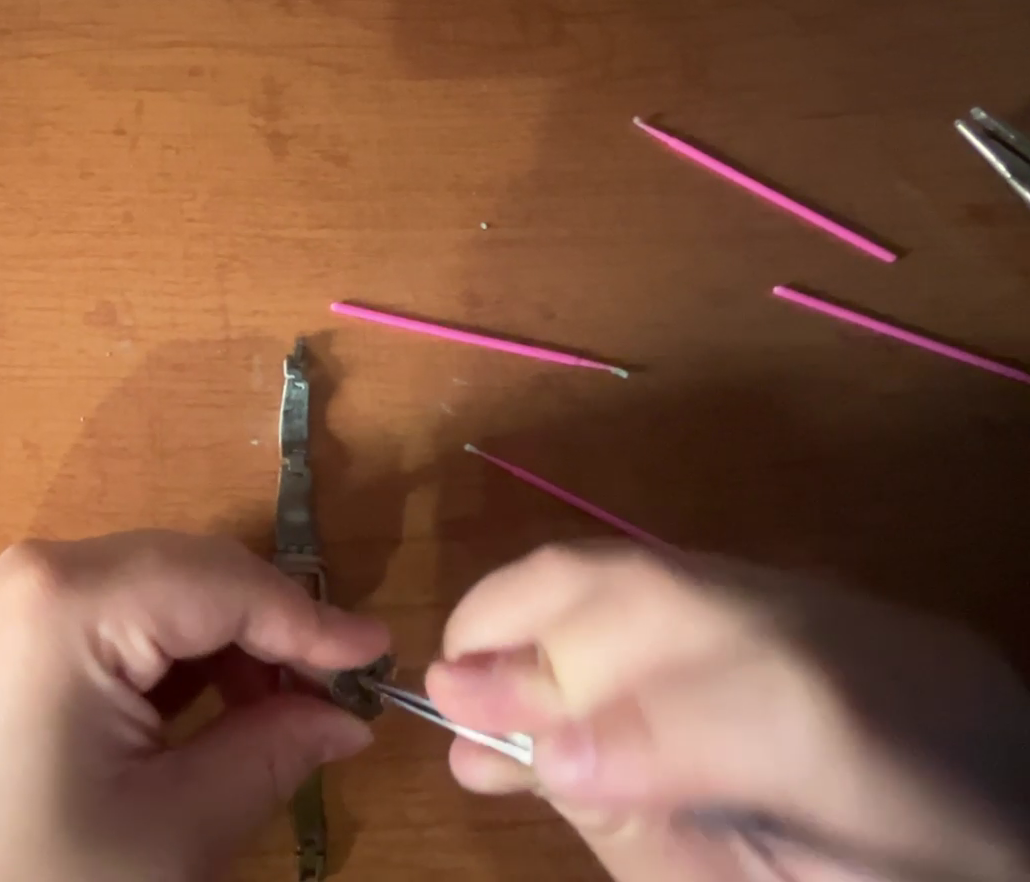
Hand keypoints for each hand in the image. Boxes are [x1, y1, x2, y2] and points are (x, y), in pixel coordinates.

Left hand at [0, 530, 389, 881]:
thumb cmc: (33, 870)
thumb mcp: (171, 830)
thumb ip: (270, 755)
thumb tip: (345, 715)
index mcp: (76, 603)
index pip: (222, 583)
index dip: (308, 618)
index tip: (378, 652)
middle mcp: (51, 563)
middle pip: (195, 568)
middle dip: (270, 624)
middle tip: (333, 694)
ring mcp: (33, 578)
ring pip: (169, 579)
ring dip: (231, 635)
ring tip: (278, 710)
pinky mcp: (30, 604)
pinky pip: (131, 599)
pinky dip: (184, 641)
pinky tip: (213, 699)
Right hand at [426, 543, 1029, 881]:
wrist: (969, 809)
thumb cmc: (848, 872)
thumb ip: (626, 825)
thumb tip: (477, 754)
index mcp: (923, 772)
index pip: (776, 716)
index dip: (628, 731)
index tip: (498, 754)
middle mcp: (875, 649)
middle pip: (676, 606)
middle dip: (535, 647)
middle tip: (445, 693)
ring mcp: (819, 595)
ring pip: (639, 564)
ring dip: (520, 607)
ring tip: (461, 659)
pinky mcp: (764, 573)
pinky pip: (628, 565)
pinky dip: (546, 601)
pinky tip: (512, 641)